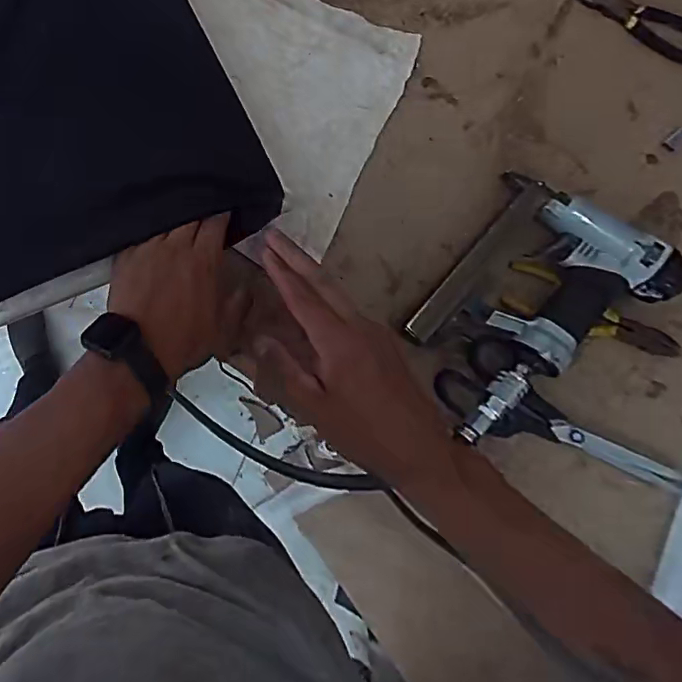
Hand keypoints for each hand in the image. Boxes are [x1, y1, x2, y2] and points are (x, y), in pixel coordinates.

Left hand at [108, 214, 232, 379]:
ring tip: (177, 229)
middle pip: (190, 215)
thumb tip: (245, 292)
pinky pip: (141, 234)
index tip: (224, 216)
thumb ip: (236, 306)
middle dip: (199, 214)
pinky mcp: (126, 257)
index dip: (222, 216)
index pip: (216, 222)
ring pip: (165, 221)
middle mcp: (176, 248)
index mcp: (203, 261)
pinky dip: (149, 234)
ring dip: (174, 223)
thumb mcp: (220, 330)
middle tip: (202, 221)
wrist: (138, 351)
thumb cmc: (179, 342)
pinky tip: (152, 241)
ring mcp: (148, 249)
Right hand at [250, 230, 461, 489]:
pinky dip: (326, 294)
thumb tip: (261, 338)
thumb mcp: (316, 408)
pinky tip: (316, 298)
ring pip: (337, 292)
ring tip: (288, 257)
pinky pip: (348, 308)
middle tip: (273, 235)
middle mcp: (358, 326)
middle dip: (296, 256)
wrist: (421, 446)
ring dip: (311, 272)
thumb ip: (287, 369)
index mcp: (338, 341)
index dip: (280, 273)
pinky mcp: (382, 340)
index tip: (264, 249)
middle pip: (322, 282)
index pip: (303, 298)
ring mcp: (374, 330)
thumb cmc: (364, 433)